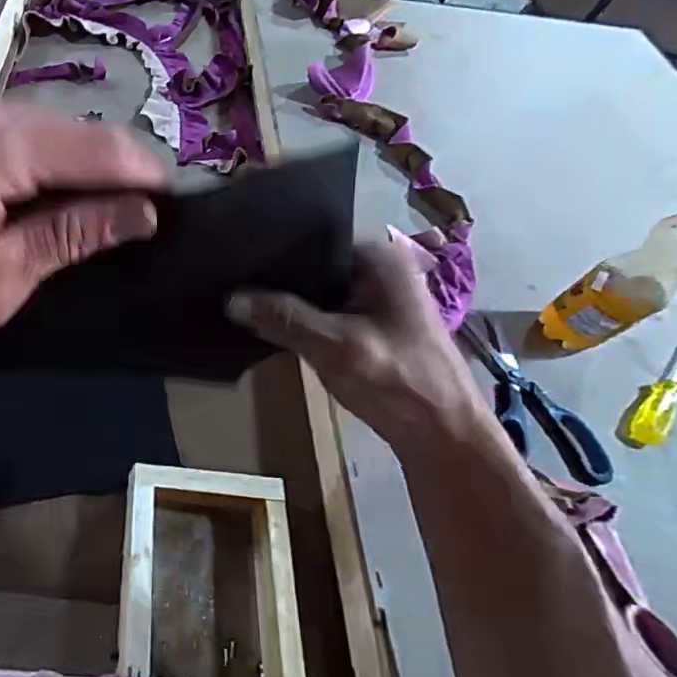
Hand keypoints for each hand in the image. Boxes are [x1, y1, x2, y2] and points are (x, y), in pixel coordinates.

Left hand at [0, 84, 164, 367]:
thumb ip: (69, 237)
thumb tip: (143, 212)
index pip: (97, 146)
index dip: (146, 174)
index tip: (176, 207)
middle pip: (67, 131)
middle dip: (105, 175)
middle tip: (126, 228)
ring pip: (34, 128)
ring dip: (63, 170)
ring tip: (73, 222)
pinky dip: (23, 162)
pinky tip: (18, 202)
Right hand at [227, 241, 495, 461]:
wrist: (446, 437)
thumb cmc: (400, 383)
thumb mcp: (337, 348)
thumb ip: (285, 319)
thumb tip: (232, 299)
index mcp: (380, 257)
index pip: (315, 238)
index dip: (275, 249)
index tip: (234, 258)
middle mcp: (379, 268)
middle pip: (314, 266)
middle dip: (278, 278)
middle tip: (230, 282)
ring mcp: (376, 298)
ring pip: (318, 292)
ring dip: (290, 302)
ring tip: (241, 300)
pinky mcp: (370, 326)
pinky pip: (328, 313)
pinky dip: (305, 321)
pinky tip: (272, 327)